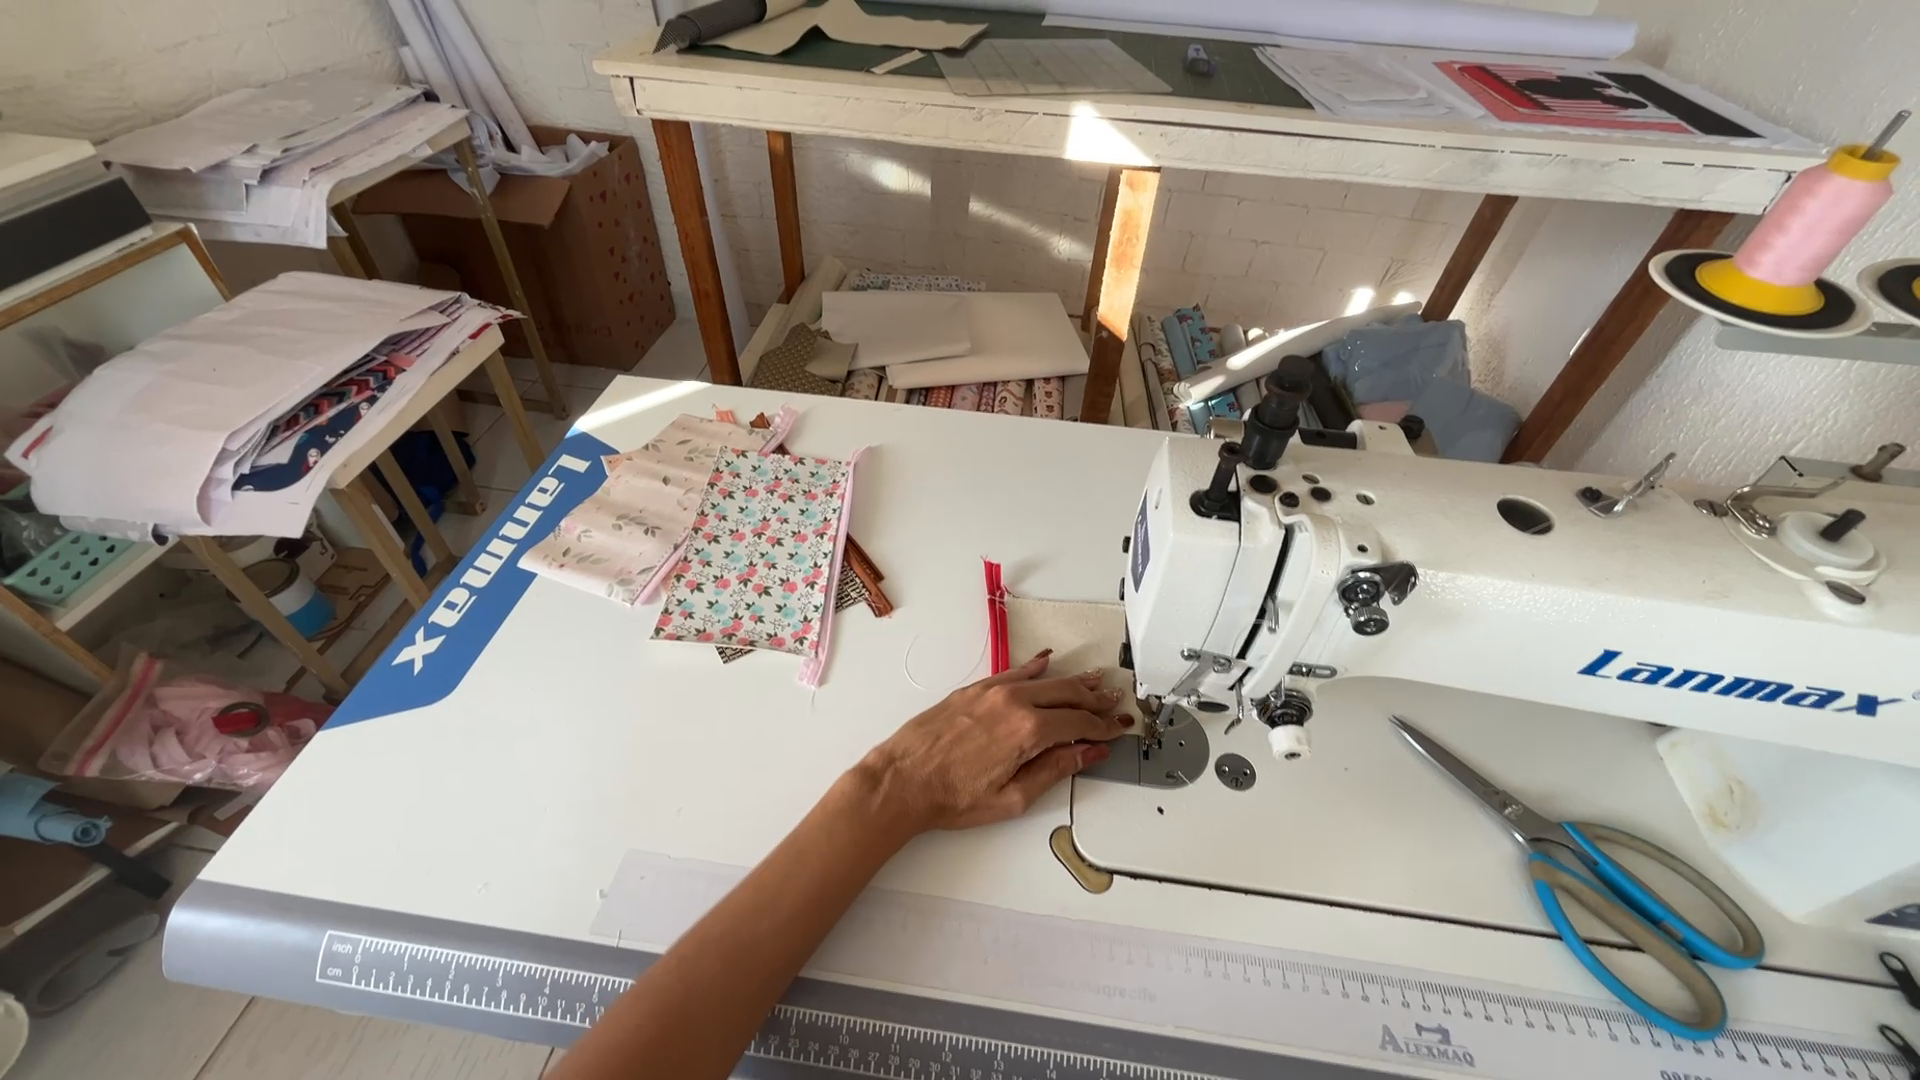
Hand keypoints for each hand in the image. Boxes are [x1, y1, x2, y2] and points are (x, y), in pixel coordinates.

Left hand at [848, 650, 1133, 835]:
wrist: (902, 780)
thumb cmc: (950, 796)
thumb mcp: (1013, 797)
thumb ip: (1055, 769)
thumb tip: (1087, 753)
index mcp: (1027, 731)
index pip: (1078, 723)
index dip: (1103, 727)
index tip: (1118, 729)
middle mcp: (1012, 703)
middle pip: (1067, 694)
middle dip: (1094, 699)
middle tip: (1113, 703)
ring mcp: (991, 692)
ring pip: (1043, 680)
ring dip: (1072, 681)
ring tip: (1094, 681)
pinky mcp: (973, 690)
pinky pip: (1013, 673)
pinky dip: (1034, 668)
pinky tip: (1046, 663)